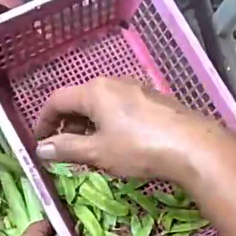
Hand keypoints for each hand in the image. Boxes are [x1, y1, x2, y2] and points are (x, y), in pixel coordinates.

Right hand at [33, 77, 219, 182]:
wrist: (195, 149)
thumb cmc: (139, 148)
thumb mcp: (97, 152)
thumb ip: (65, 148)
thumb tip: (40, 149)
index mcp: (94, 91)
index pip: (56, 100)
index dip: (44, 121)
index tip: (40, 142)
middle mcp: (113, 83)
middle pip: (79, 99)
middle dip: (65, 123)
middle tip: (62, 147)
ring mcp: (136, 89)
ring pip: (100, 104)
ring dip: (86, 124)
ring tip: (88, 149)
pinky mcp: (154, 101)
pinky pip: (119, 107)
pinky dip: (107, 123)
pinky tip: (116, 143)